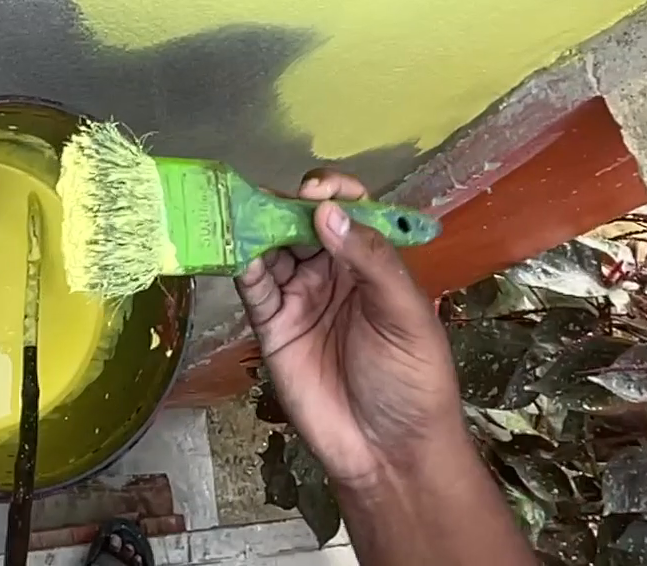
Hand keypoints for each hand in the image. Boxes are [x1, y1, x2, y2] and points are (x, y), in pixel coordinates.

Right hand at [236, 170, 467, 490]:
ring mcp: (296, 294)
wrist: (388, 455)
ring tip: (239, 214)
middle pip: (298, 221)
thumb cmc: (413, 381)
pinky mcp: (269, 321)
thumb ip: (371, 260)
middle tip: (267, 201)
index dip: (331, 192)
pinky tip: (233, 248)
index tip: (316, 190)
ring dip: (253, 226)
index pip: (346, 210)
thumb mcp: (406, 316)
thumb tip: (325, 211)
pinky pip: (251, 283)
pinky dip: (238, 261)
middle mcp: (328, 270)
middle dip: (282, 204)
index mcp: (367, 262)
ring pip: (269, 246)